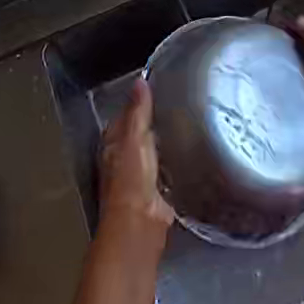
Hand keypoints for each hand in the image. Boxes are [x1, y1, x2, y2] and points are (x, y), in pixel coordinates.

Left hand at [100, 78, 173, 235]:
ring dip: (165, 140)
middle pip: (139, 132)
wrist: (140, 223)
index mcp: (114, 143)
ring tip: (188, 123)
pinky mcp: (156, 189)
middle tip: (179, 102)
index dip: (138, 101)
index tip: (158, 86)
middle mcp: (123, 157)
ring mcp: (140, 174)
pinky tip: (190, 152)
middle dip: (154, 120)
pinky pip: (167, 167)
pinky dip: (175, 159)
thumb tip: (140, 80)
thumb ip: (138, 112)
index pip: (124, 115)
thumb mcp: (135, 139)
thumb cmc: (132, 179)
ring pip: (153, 149)